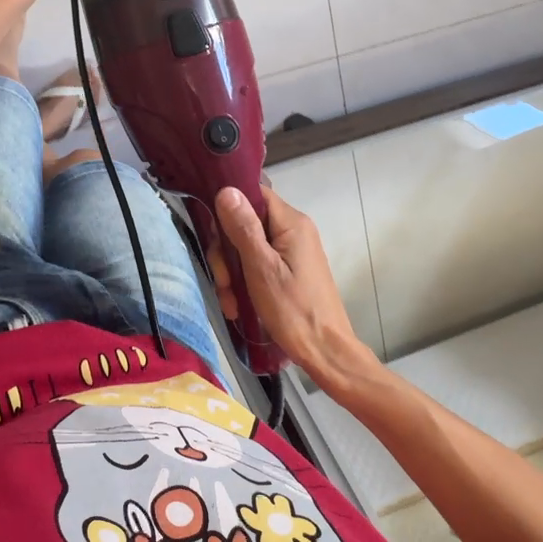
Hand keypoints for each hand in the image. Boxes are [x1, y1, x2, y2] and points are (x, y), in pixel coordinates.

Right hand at [211, 185, 377, 391]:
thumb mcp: (262, 269)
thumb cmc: (294, 310)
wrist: (326, 353)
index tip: (215, 236)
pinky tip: (239, 306)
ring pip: (249, 247)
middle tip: (224, 282)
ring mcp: (292, 251)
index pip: (254, 194)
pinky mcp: (289, 270)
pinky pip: (259, 264)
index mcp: (291, 223)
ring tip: (231, 303)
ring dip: (233, 274)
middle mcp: (294, 230)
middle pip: (247, 223)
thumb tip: (226, 190)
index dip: (229, 210)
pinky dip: (246, 283)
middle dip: (228, 254)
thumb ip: (243, 228)